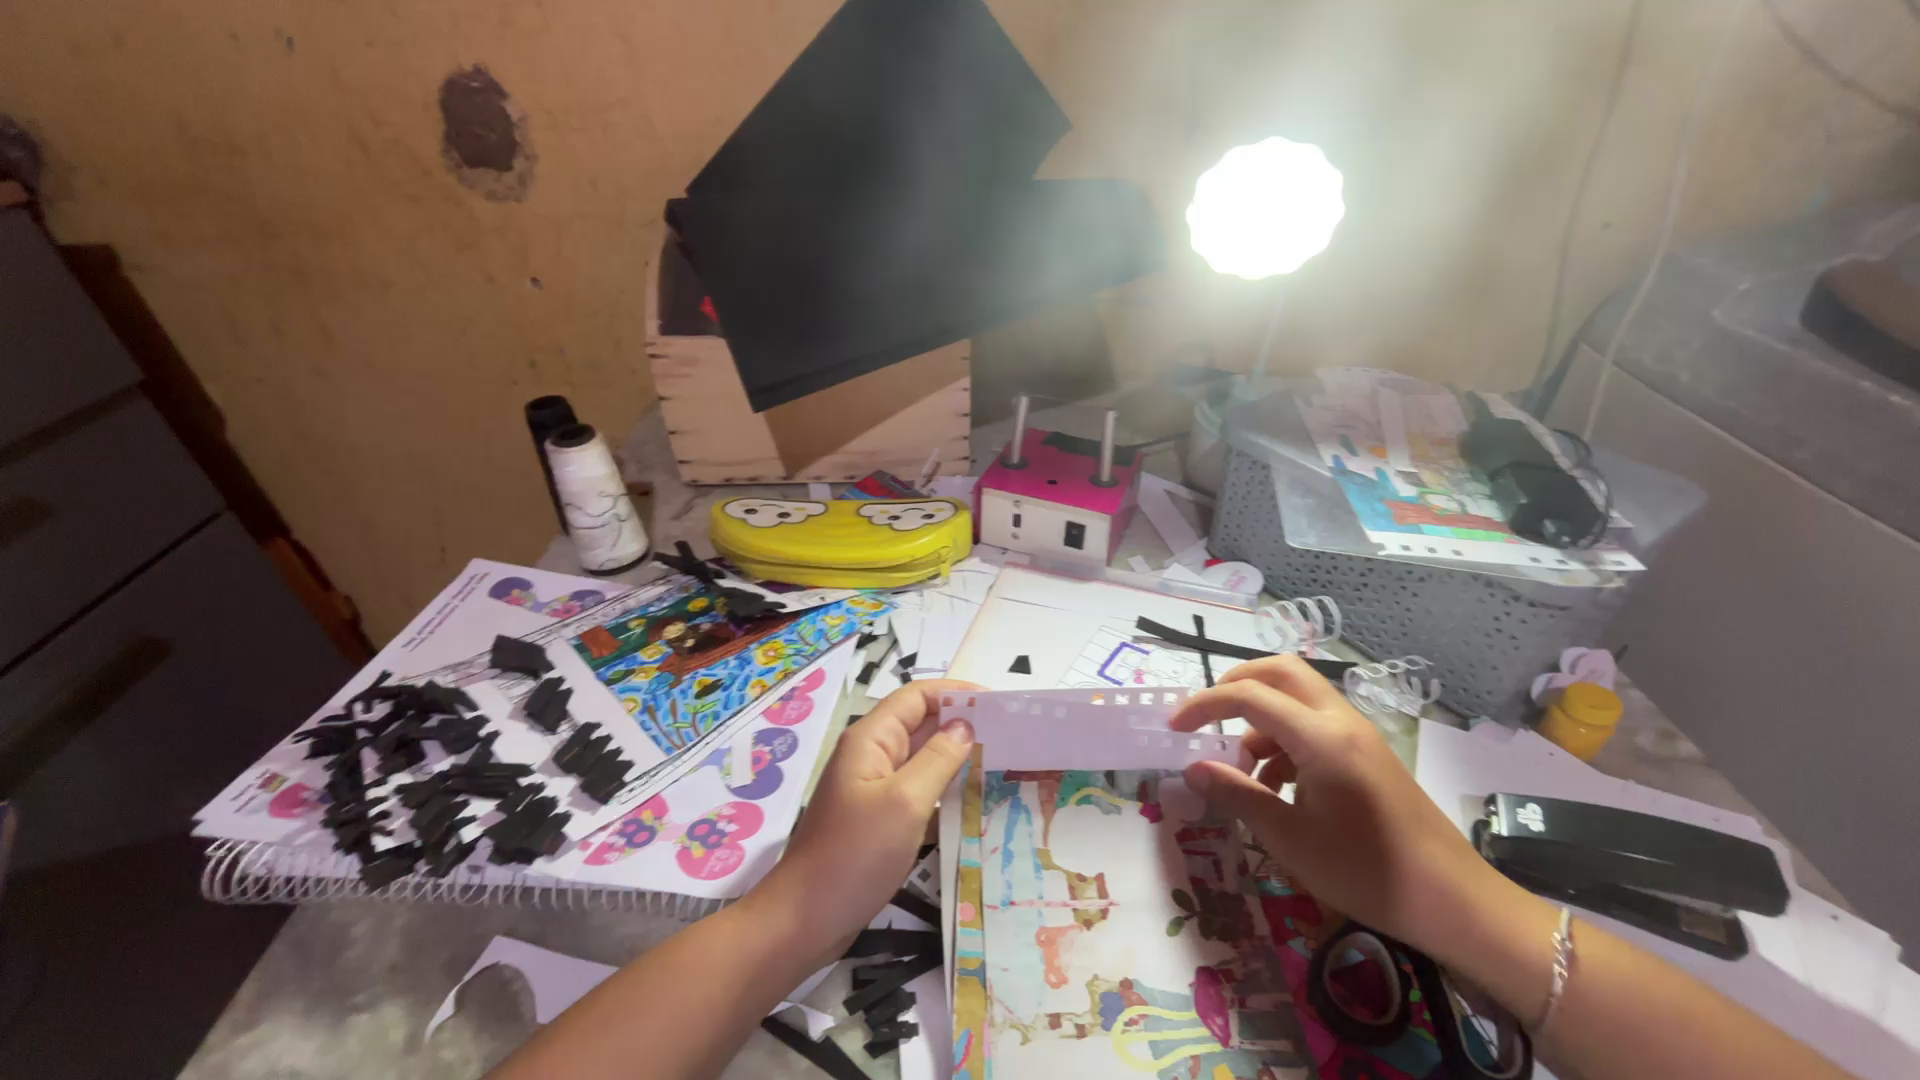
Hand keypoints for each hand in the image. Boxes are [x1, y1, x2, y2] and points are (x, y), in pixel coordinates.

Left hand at [756, 680, 977, 952]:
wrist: (806, 918)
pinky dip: (943, 788)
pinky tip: (972, 800)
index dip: (956, 692)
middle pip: (920, 723)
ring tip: (1000, 761)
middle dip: (961, 721)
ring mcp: (873, 788)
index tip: (999, 703)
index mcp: (871, 739)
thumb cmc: (855, 855)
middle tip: (1010, 733)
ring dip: (956, 755)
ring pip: (921, 757)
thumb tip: (965, 725)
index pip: (917, 696)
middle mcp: (871, 755)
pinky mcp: (878, 818)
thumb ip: (938, 759)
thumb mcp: (905, 803)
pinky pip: (917, 789)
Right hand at [1170, 656, 1510, 955]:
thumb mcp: (1289, 839)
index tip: (1174, 729)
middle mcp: (1340, 722)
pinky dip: (1283, 742)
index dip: (1204, 705)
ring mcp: (1357, 735)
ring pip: (1297, 700)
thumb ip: (1237, 795)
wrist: (1451, 900)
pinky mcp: (1366, 754)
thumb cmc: (1364, 872)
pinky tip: (1275, 790)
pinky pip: (1314, 726)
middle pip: (1280, 672)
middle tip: (1206, 718)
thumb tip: (1192, 768)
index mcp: (1320, 737)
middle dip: (1236, 685)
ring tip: (1241, 773)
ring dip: (1260, 720)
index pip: (1249, 696)